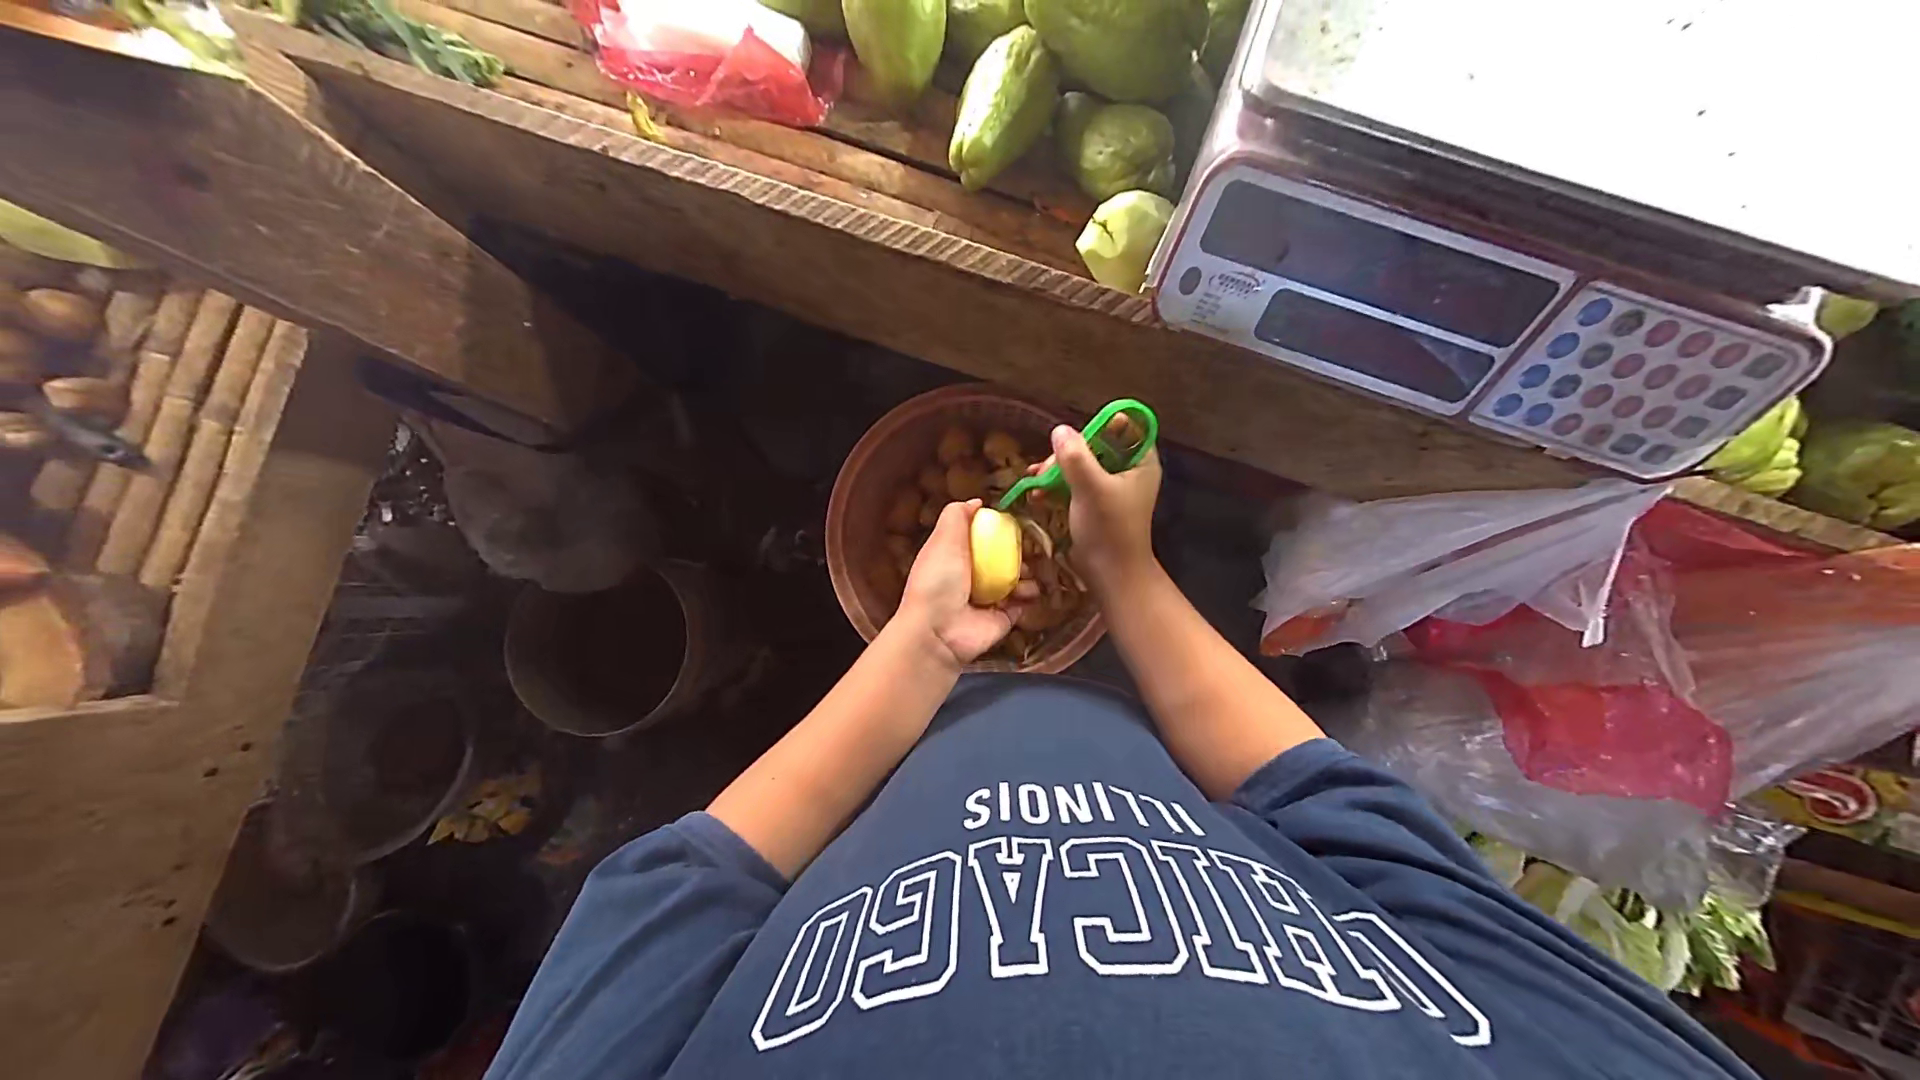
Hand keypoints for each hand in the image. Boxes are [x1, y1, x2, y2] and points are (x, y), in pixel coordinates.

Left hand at [891, 500, 1024, 667]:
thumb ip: (957, 515)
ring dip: (1027, 572)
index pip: (980, 536)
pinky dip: (1030, 595)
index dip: (996, 528)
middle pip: (1002, 557)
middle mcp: (971, 575)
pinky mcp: (1002, 617)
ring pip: (1016, 578)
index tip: (1013, 522)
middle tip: (1028, 547)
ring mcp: (988, 597)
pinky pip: (1023, 603)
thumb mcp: (943, 538)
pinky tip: (1029, 589)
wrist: (939, 631)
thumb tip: (977, 502)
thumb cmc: (937, 581)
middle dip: (1018, 551)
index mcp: (955, 555)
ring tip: (1028, 570)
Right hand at [1033, 424, 1160, 595]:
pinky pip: (1074, 483)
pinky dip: (1056, 485)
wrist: (1110, 574)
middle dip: (1068, 452)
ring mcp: (1110, 487)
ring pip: (1081, 464)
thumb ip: (1075, 457)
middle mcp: (1128, 471)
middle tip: (1047, 466)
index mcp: (1140, 462)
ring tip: (1036, 478)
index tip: (1075, 438)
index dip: (1101, 426)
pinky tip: (1037, 492)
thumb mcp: (1091, 488)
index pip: (1127, 427)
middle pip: (1097, 444)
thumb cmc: (1109, 529)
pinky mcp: (1094, 503)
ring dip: (1057, 469)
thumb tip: (1059, 430)